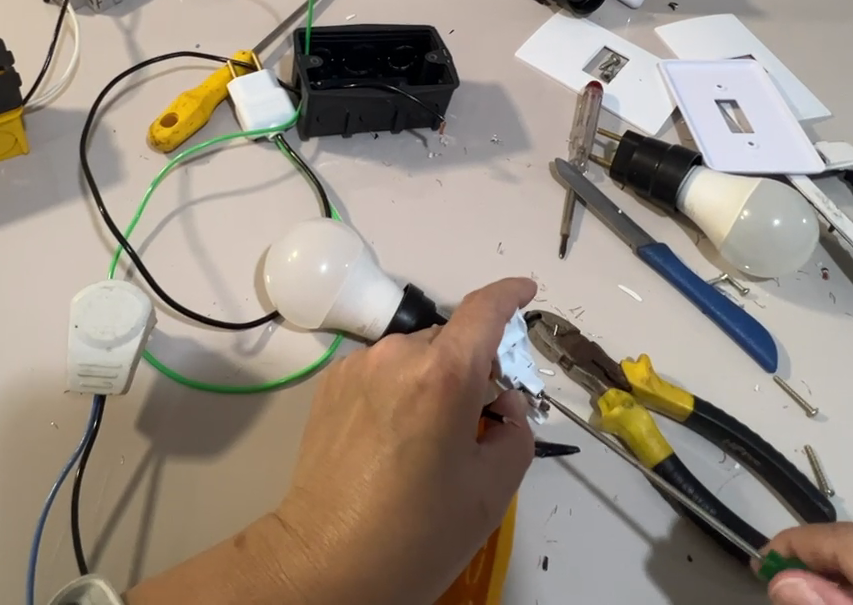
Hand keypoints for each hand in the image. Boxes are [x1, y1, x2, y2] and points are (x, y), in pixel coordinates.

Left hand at [129, 277, 538, 604]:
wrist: (326, 561)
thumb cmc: (418, 532)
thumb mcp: (490, 490)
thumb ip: (514, 433)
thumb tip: (504, 407)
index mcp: (443, 375)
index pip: (483, 311)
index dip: (509, 295)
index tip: (525, 291)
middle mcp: (397, 354)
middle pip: (450, 341)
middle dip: (474, 367)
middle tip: (482, 416)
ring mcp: (358, 365)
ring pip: (414, 355)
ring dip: (433, 378)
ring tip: (430, 437)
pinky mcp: (332, 381)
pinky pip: (381, 369)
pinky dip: (399, 387)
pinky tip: (394, 436)